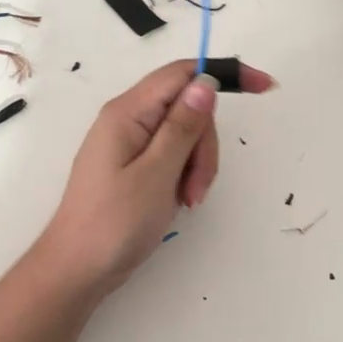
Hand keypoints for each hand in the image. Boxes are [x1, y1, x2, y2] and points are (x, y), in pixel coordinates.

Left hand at [36, 60, 274, 292]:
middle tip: (197, 187)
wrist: (78, 269)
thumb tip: (205, 82)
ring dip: (196, 166)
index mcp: (127, 112)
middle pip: (187, 108)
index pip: (182, 73)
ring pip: (184, 135)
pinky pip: (171, 156)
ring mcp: (130, 143)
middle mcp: (127, 119)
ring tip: (186, 201)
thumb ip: (182, 126)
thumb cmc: (114, 222)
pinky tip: (178, 202)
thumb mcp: (156, 173)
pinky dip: (184, 176)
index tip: (264, 87)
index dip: (223, 73)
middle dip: (204, 144)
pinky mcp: (134, 165)